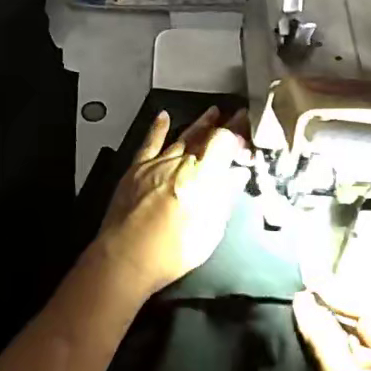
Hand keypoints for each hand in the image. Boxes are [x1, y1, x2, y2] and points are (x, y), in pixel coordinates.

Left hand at [91, 107, 249, 294]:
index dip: (237, 133)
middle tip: (235, 117)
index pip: (223, 141)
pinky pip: (149, 143)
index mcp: (200, 177)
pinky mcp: (135, 169)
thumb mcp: (210, 231)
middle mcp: (178, 163)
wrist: (124, 258)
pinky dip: (157, 128)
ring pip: (181, 137)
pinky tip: (163, 117)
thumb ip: (223, 199)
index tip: (246, 129)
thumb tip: (234, 177)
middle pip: (204, 137)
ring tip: (212, 113)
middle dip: (222, 126)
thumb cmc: (170, 252)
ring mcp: (155, 164)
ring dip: (198, 125)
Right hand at [291, 291, 370, 370]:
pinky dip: (328, 347)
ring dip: (327, 326)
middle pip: (362, 326)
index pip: (370, 314)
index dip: (338, 293)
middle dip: (331, 307)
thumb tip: (303, 298)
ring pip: (353, 343)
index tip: (305, 276)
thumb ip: (323, 338)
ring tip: (298, 307)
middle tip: (297, 289)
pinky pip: (348, 361)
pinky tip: (307, 337)